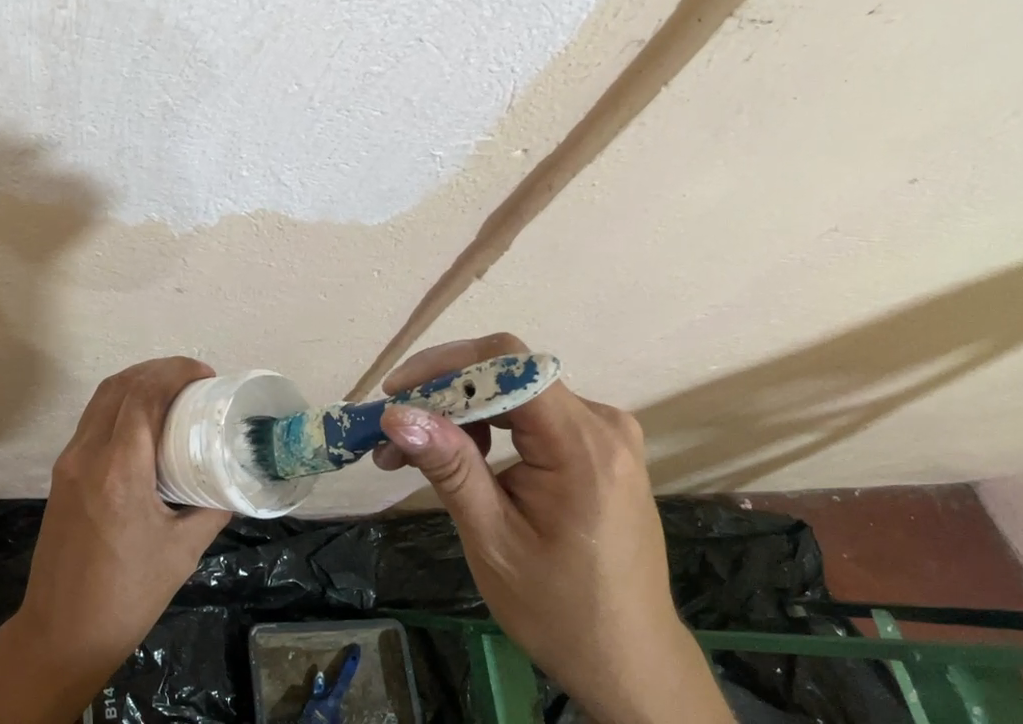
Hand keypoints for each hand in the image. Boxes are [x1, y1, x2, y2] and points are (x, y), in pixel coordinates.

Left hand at [20, 356, 231, 665]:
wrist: (62, 632)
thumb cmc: (128, 596)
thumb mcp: (183, 552)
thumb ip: (211, 509)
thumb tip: (232, 482)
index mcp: (120, 470)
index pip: (143, 394)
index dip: (175, 372)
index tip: (206, 376)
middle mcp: (88, 455)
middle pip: (120, 386)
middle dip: (158, 371)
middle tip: (194, 381)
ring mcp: (68, 463)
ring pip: (100, 400)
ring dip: (136, 384)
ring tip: (172, 393)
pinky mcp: (61, 475)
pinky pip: (92, 422)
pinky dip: (119, 407)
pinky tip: (144, 425)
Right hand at [373, 334, 729, 723]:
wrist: (629, 660)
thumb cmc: (559, 608)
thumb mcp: (492, 537)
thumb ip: (449, 466)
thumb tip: (396, 415)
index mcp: (582, 445)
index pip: (508, 363)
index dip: (445, 365)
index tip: (396, 393)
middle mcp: (602, 424)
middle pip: (510, 373)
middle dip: (444, 393)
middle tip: (394, 432)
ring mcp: (606, 434)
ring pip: (518, 392)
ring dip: (461, 411)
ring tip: (413, 452)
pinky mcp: (600, 449)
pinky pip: (535, 414)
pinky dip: (489, 426)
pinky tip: (458, 456)